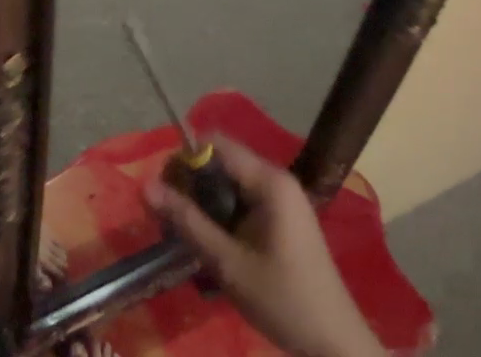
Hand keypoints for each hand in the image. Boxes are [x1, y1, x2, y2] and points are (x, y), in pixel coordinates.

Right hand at [144, 139, 384, 356]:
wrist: (336, 346)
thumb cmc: (284, 300)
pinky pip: (239, 203)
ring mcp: (280, 202)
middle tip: (165, 217)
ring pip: (225, 185)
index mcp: (269, 182)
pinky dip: (217, 217)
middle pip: (218, 163)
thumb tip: (144, 185)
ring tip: (181, 235)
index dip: (182, 160)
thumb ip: (186, 220)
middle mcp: (276, 181)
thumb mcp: (228, 262)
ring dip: (200, 204)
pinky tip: (206, 245)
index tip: (162, 189)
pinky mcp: (279, 221)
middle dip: (188, 185)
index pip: (214, 144)